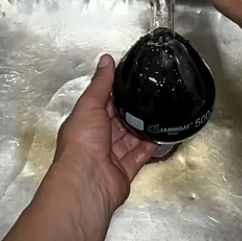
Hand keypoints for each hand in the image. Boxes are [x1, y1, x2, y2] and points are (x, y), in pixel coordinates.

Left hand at [50, 54, 156, 215]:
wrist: (88, 181)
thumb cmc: (82, 141)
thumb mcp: (90, 104)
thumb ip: (101, 83)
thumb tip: (106, 60)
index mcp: (84, 122)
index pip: (101, 103)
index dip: (114, 93)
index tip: (130, 81)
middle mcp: (95, 139)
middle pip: (116, 122)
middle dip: (129, 112)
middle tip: (148, 97)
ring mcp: (110, 156)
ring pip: (129, 139)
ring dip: (141, 128)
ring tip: (157, 113)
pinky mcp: (124, 171)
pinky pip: (139, 156)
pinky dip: (148, 147)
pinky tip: (159, 135)